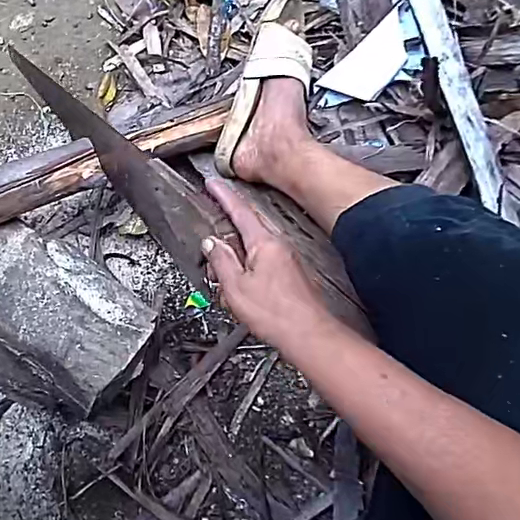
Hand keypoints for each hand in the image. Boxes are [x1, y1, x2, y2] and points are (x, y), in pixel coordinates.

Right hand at [203, 177, 337, 354]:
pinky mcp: (289, 274)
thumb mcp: (235, 286)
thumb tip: (211, 244)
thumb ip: (221, 260)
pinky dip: (246, 266)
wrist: (308, 335)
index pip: (239, 211)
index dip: (223, 196)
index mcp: (264, 244)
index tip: (213, 184)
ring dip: (234, 252)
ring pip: (252, 246)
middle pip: (246, 227)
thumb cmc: (276, 313)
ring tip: (221, 271)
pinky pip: (261, 260)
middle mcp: (278, 247)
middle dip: (226, 227)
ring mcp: (286, 259)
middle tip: (211, 229)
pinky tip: (239, 283)